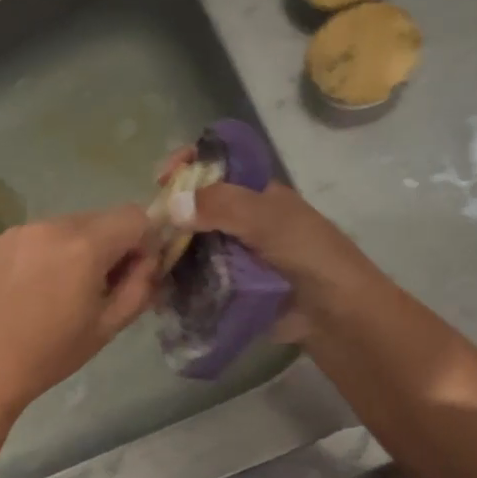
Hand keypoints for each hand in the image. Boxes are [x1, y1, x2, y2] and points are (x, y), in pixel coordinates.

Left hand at [0, 206, 163, 455]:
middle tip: (94, 289)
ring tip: (57, 292)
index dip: (142, 243)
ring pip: (64, 227)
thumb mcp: (108, 327)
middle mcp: (51, 226)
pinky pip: (33, 238)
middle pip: (99, 219)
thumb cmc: (51, 355)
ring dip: (73, 250)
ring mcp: (17, 231)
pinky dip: (41, 255)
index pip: (135, 217)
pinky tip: (28, 290)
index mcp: (85, 246)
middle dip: (107, 247)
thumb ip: (141, 286)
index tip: (131, 274)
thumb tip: (149, 260)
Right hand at [157, 149, 383, 341]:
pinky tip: (154, 289)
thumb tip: (171, 204)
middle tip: (144, 233)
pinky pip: (190, 281)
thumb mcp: (268, 220)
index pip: (213, 167)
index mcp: (253, 193)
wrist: (332, 312)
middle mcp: (237, 221)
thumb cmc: (308, 254)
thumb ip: (222, 205)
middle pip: (191, 210)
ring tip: (144, 266)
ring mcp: (228, 256)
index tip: (161, 179)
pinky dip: (172, 285)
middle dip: (167, 217)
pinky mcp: (223, 289)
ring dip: (165, 254)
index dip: (186, 165)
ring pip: (186, 247)